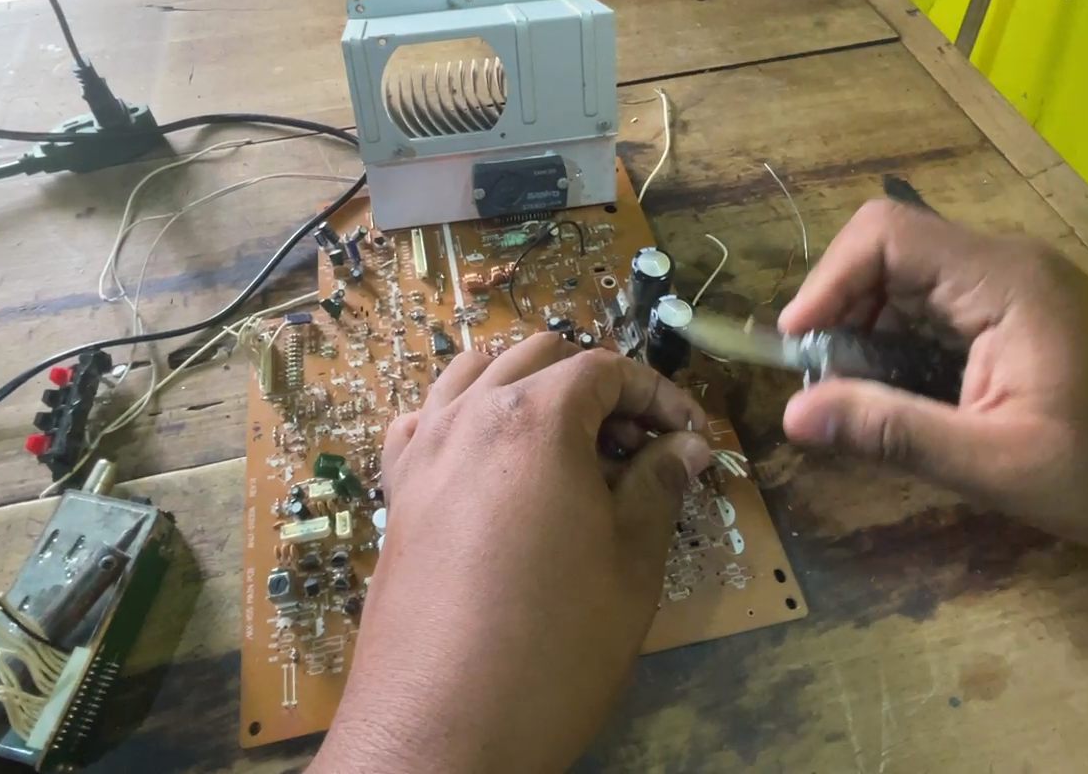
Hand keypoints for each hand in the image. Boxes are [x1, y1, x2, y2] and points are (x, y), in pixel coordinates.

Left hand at [312, 334, 712, 773]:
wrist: (437, 731)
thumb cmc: (553, 643)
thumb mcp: (631, 562)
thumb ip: (658, 484)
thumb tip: (687, 444)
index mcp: (534, 417)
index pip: (605, 369)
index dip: (658, 394)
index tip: (690, 435)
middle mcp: (471, 412)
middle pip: (541, 357)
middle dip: (598, 385)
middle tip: (634, 444)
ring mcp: (425, 444)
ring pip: (478, 370)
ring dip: (530, 385)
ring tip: (565, 439)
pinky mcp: (397, 485)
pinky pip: (425, 417)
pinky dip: (462, 413)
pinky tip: (487, 456)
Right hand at [778, 200, 1087, 773]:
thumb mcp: (994, 463)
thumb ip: (889, 431)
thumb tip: (792, 416)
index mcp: (1005, 281)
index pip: (886, 233)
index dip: (828, 279)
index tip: (799, 343)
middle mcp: (1010, 264)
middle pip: (891, 248)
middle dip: (842, 306)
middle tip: (826, 376)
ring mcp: (1021, 284)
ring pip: (909, 275)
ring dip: (868, 325)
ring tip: (861, 391)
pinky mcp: (1025, 311)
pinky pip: (938, 301)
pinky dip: (901, 338)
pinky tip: (907, 389)